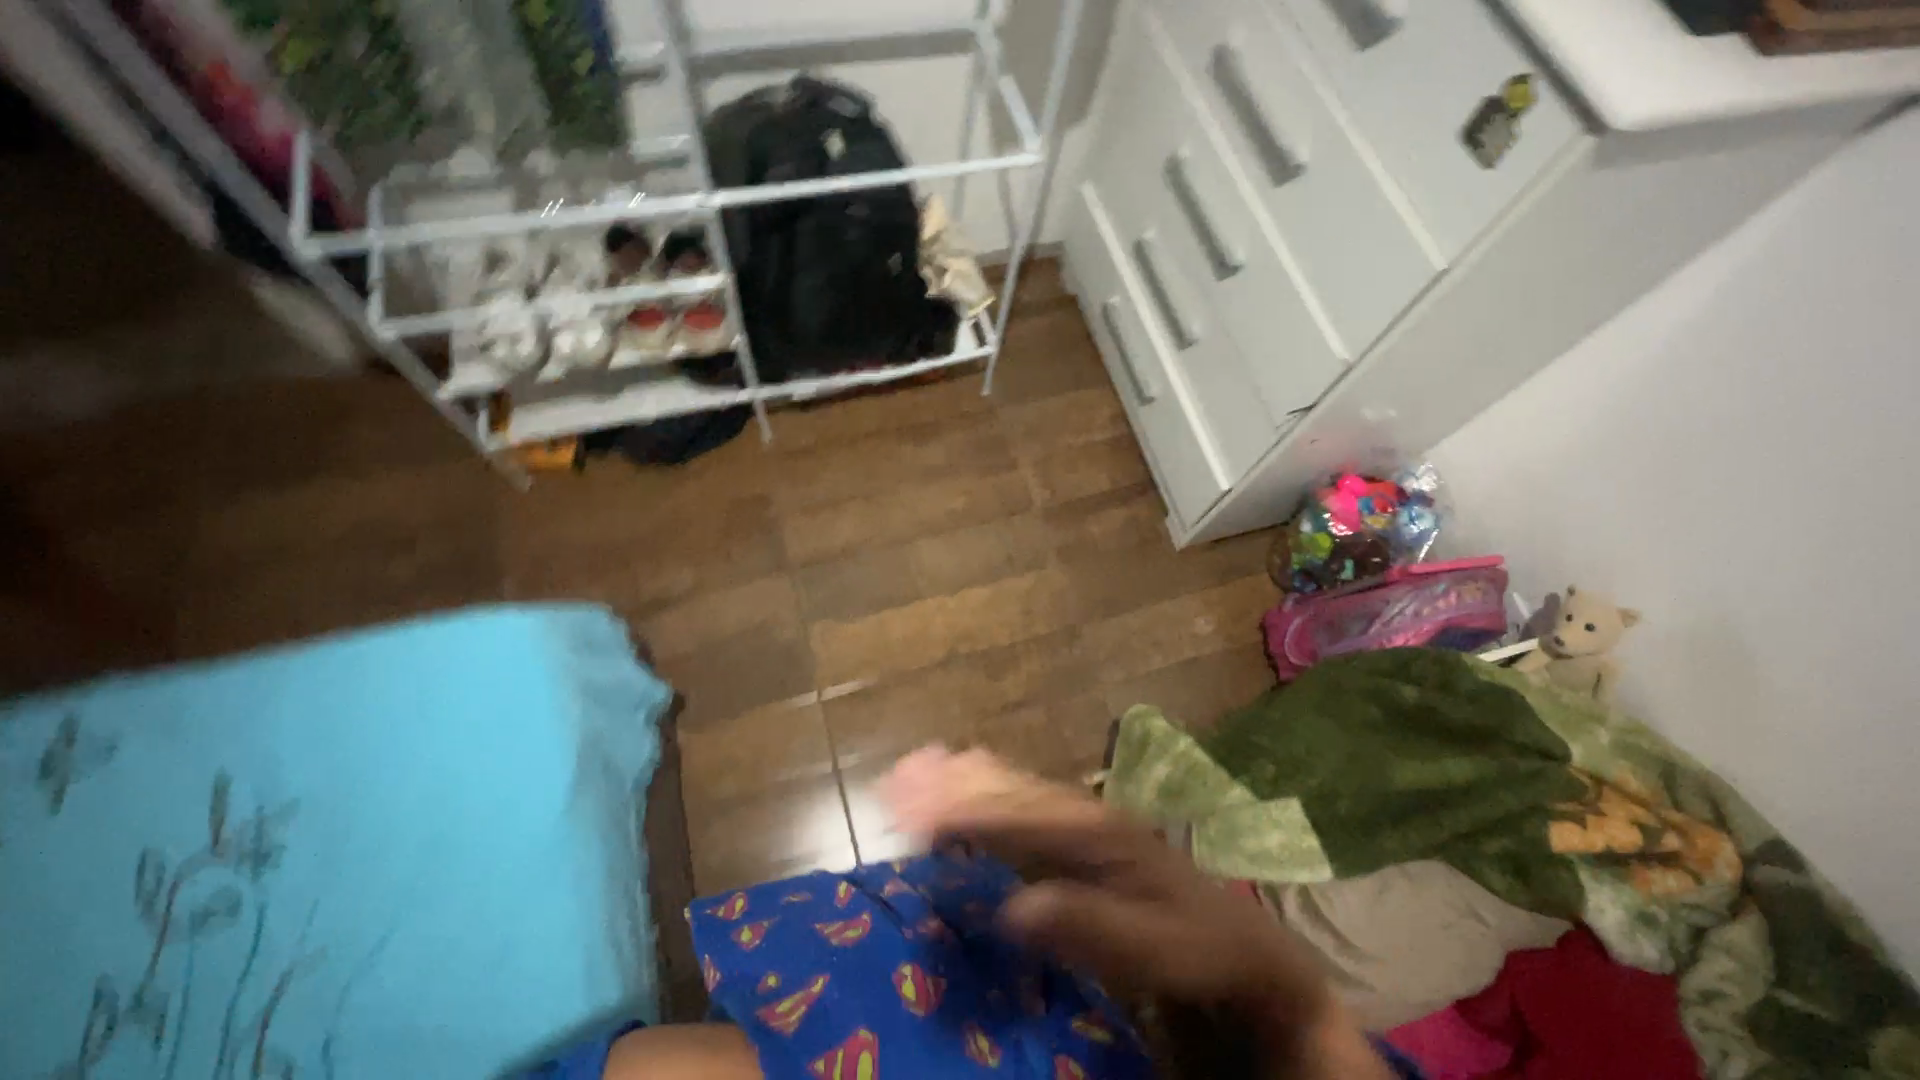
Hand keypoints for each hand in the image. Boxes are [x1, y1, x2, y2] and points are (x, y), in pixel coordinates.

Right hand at [883, 747, 1393, 1079]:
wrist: (1245, 949)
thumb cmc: (1198, 949)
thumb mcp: (1153, 947)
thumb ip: (1088, 924)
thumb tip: (1014, 907)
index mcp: (1099, 836)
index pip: (1019, 817)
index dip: (965, 814)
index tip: (912, 816)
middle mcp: (1088, 817)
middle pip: (1013, 792)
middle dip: (955, 785)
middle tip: (896, 780)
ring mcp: (1088, 824)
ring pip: (1018, 791)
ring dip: (968, 780)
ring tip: (919, 767)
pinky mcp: (1087, 839)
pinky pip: (1029, 806)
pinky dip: (992, 791)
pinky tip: (974, 781)